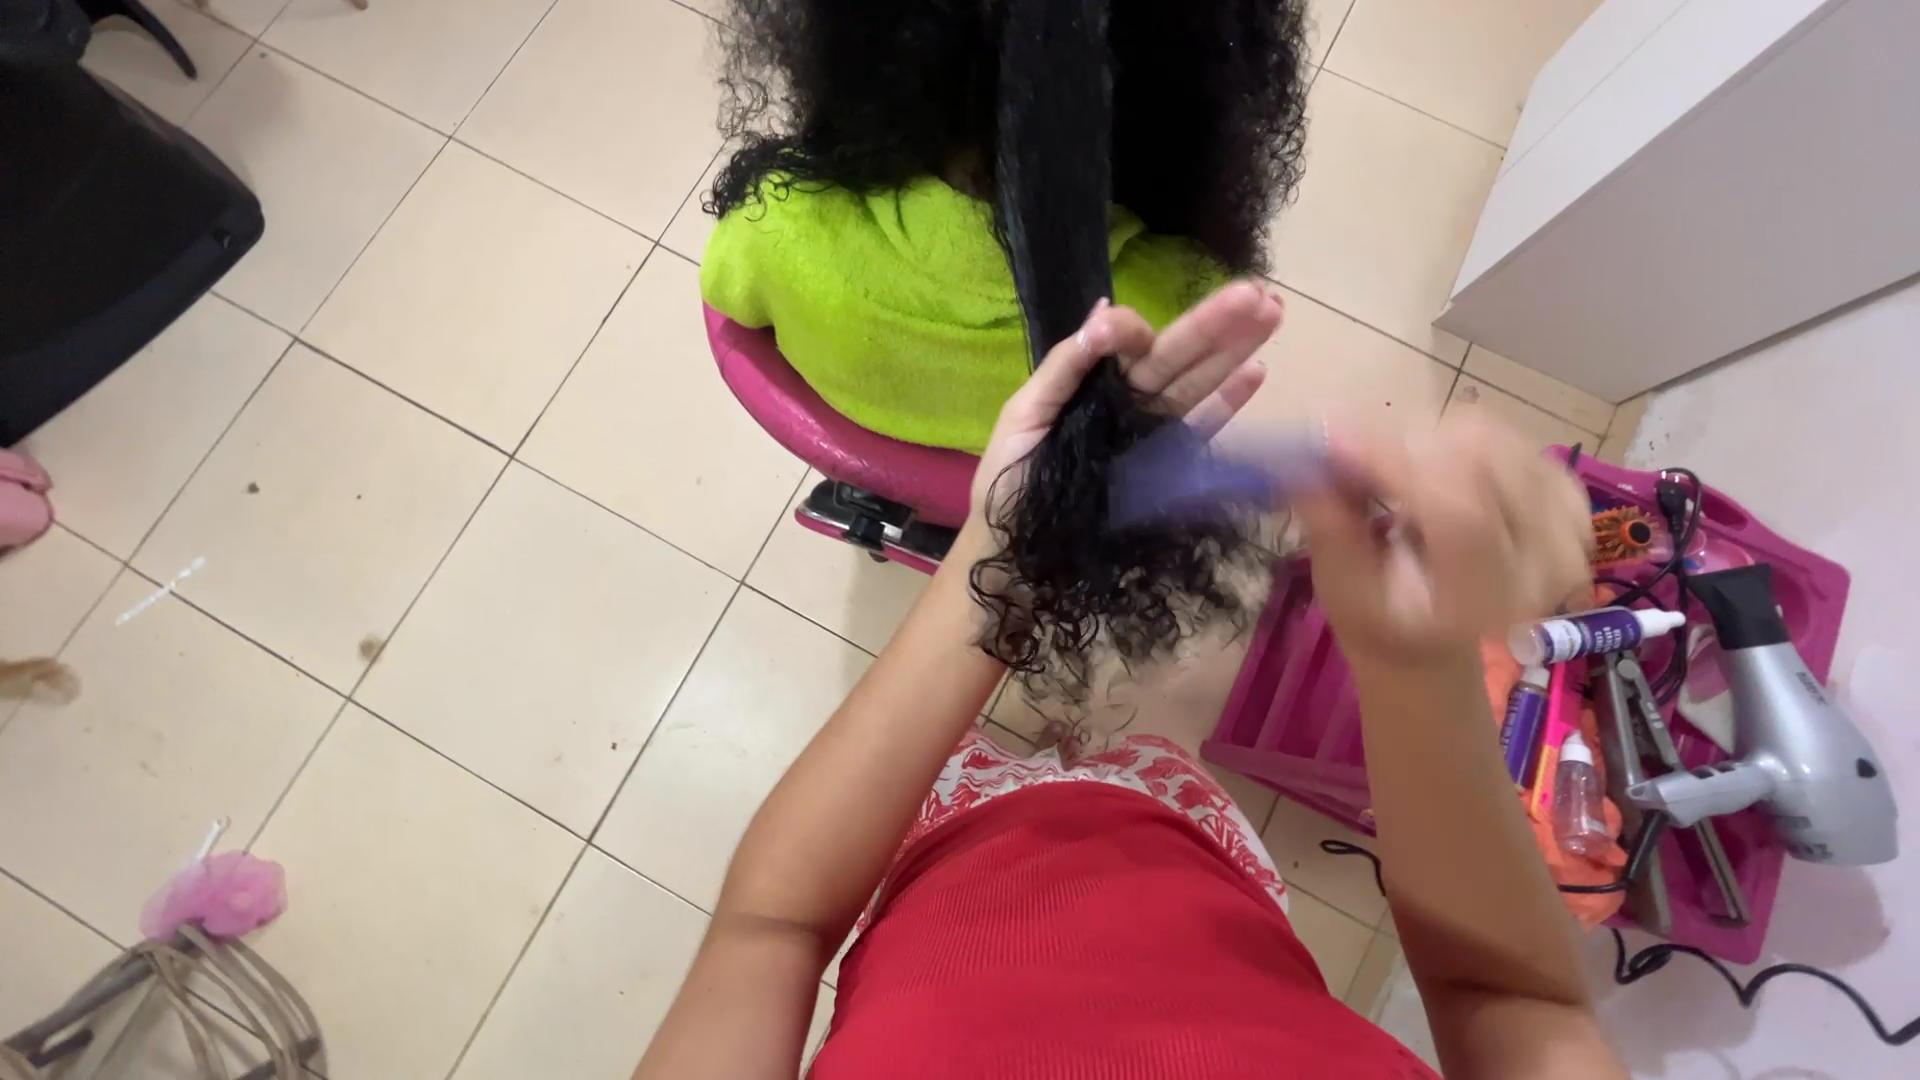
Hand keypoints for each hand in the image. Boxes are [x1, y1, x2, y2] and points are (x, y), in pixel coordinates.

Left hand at [969, 281, 1283, 520]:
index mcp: (1091, 381)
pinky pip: (1200, 430)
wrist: (1017, 546)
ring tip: (1273, 313)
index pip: (1128, 344)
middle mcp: (1127, 400)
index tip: (1136, 333)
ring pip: (1196, 383)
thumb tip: (1103, 309)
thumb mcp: (1025, 413)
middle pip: (1174, 356)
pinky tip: (1259, 372)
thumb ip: (1064, 365)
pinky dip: (1229, 404)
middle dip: (1215, 323)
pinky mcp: (1163, 466)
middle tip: (1258, 292)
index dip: (1139, 330)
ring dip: (1235, 350)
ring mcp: (1148, 432)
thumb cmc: (1010, 479)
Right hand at [1293, 414, 1593, 667]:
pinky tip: (1434, 471)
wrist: (1436, 644)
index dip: (1393, 464)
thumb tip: (1307, 466)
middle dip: (1403, 446)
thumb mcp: (1344, 595)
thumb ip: (1332, 532)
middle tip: (1352, 457)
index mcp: (1485, 602)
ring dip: (1428, 441)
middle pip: (1478, 462)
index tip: (1334, 439)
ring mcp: (1566, 528)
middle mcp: (1544, 563)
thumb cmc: (1382, 624)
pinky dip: (1459, 441)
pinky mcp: (1568, 502)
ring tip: (1391, 472)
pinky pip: (1509, 440)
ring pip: (1492, 439)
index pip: (1457, 513)